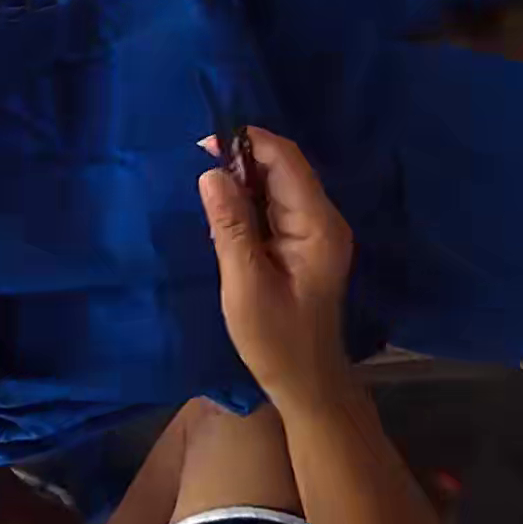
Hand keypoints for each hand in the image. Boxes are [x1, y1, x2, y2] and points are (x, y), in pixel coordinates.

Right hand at [199, 127, 355, 407]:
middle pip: (283, 165)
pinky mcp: (302, 238)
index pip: (286, 160)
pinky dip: (246, 197)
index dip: (248, 142)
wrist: (306, 382)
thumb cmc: (276, 339)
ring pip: (276, 181)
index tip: (205, 144)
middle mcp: (322, 218)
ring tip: (208, 190)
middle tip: (200, 167)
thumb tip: (211, 173)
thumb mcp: (245, 284)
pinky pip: (272, 201)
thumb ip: (230, 226)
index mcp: (316, 225)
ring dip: (241, 177)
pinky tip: (224, 211)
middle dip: (241, 157)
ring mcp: (314, 228)